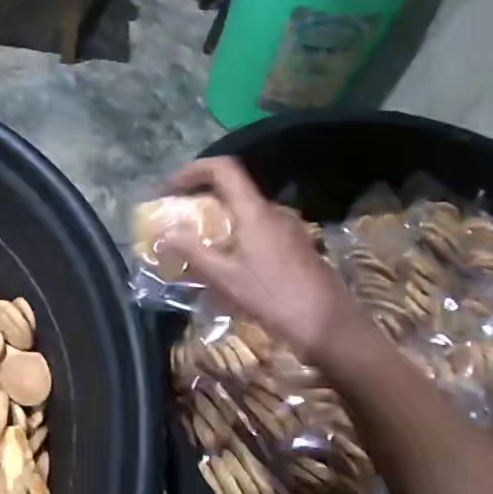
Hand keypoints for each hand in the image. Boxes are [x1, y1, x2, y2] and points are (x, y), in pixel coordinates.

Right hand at [165, 158, 380, 363]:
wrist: (326, 324)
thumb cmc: (273, 297)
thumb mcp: (225, 277)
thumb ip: (193, 252)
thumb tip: (165, 234)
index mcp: (254, 211)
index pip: (223, 169)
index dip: (193, 170)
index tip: (169, 189)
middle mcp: (273, 211)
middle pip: (232, 189)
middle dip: (200, 198)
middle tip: (176, 219)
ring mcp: (287, 228)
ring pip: (245, 212)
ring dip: (217, 220)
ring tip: (196, 245)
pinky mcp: (294, 245)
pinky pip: (257, 229)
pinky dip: (235, 236)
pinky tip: (225, 264)